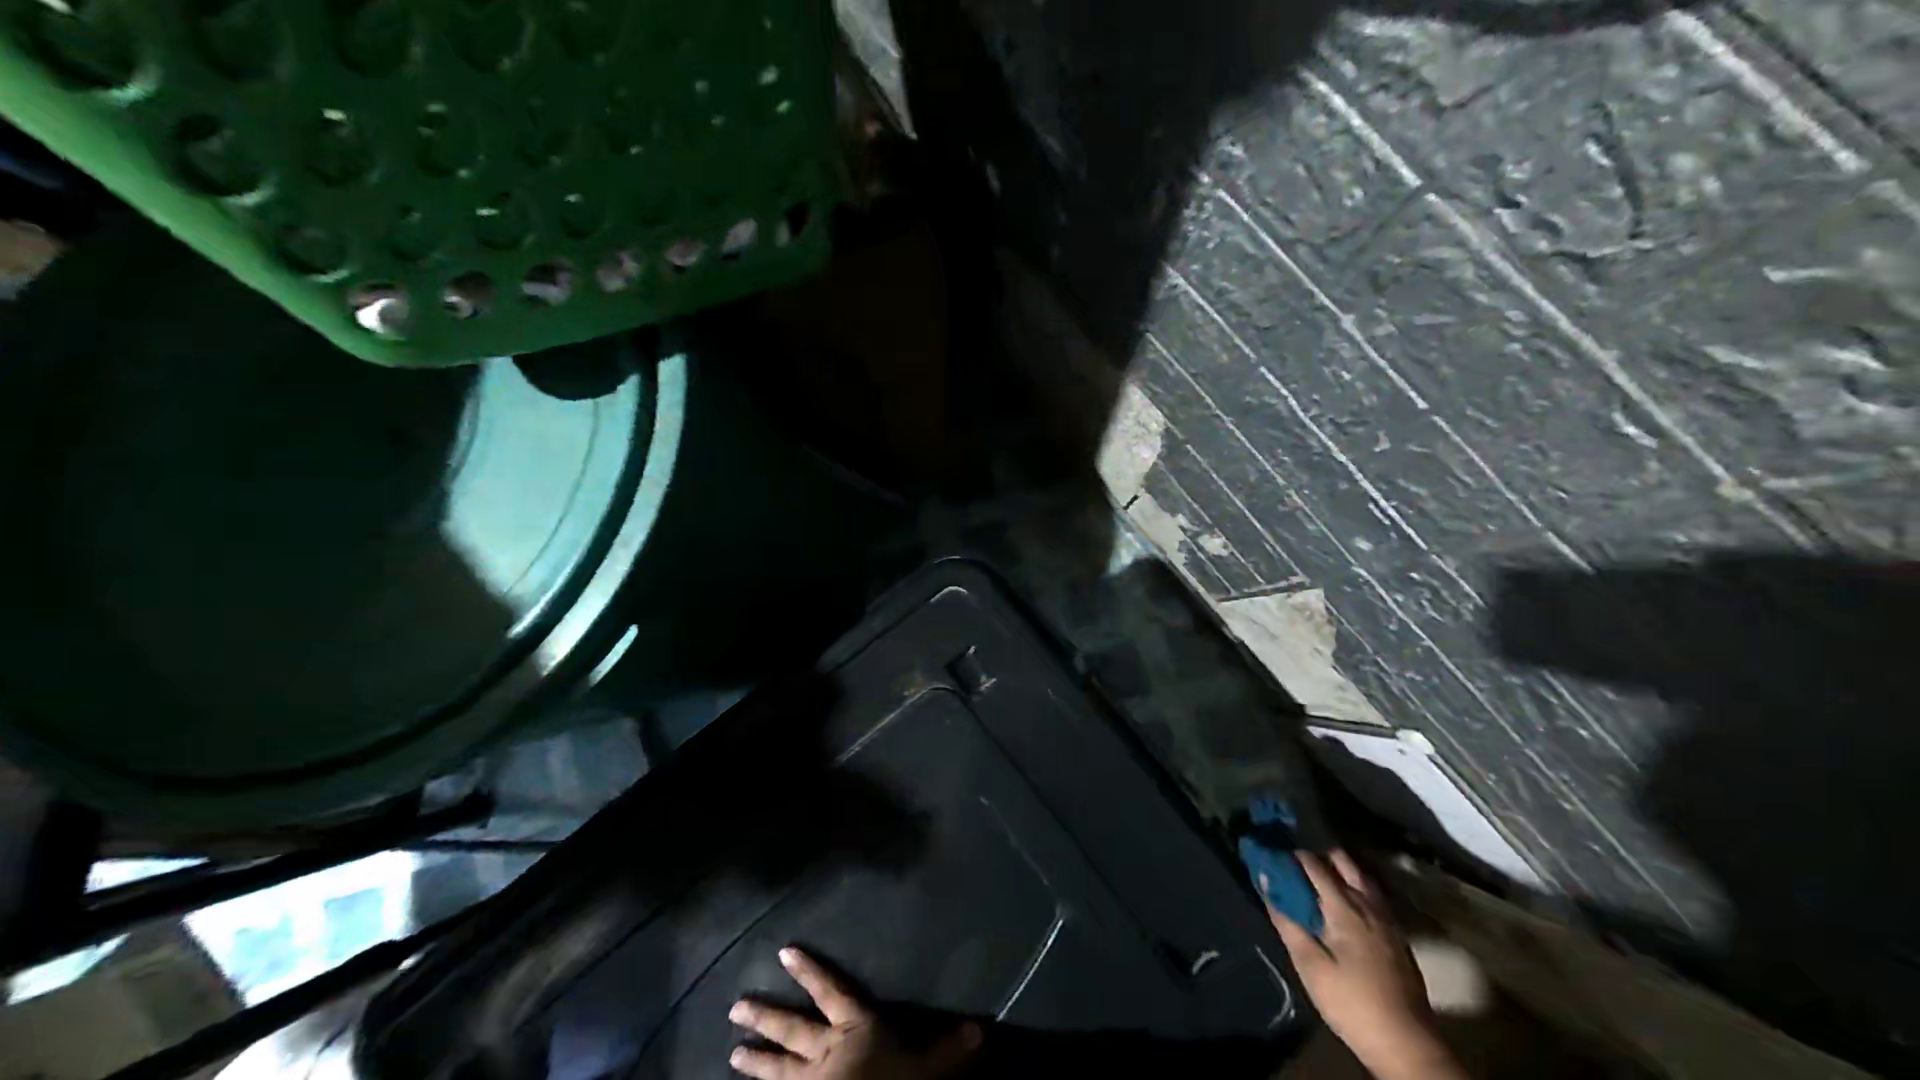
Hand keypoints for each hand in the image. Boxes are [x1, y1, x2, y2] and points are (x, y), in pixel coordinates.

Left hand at [728, 947, 981, 1079]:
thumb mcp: (926, 1071)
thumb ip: (949, 1051)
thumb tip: (982, 1028)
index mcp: (852, 1029)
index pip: (829, 991)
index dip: (809, 971)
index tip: (784, 952)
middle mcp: (823, 1050)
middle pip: (791, 1029)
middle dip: (765, 1016)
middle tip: (735, 1006)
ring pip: (777, 1068)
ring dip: (756, 1059)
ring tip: (732, 1052)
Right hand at [1266, 851, 1465, 1079]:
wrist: (1406, 1043)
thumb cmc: (1350, 1002)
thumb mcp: (1309, 965)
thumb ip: (1287, 921)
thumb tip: (1265, 882)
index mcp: (1344, 907)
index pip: (1315, 865)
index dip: (1293, 852)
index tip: (1273, 845)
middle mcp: (1368, 905)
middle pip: (1344, 862)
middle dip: (1319, 851)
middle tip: (1295, 852)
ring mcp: (1387, 919)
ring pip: (1362, 877)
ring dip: (1340, 866)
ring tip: (1318, 868)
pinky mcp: (1397, 935)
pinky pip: (1373, 894)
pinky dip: (1355, 884)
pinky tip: (1345, 896)